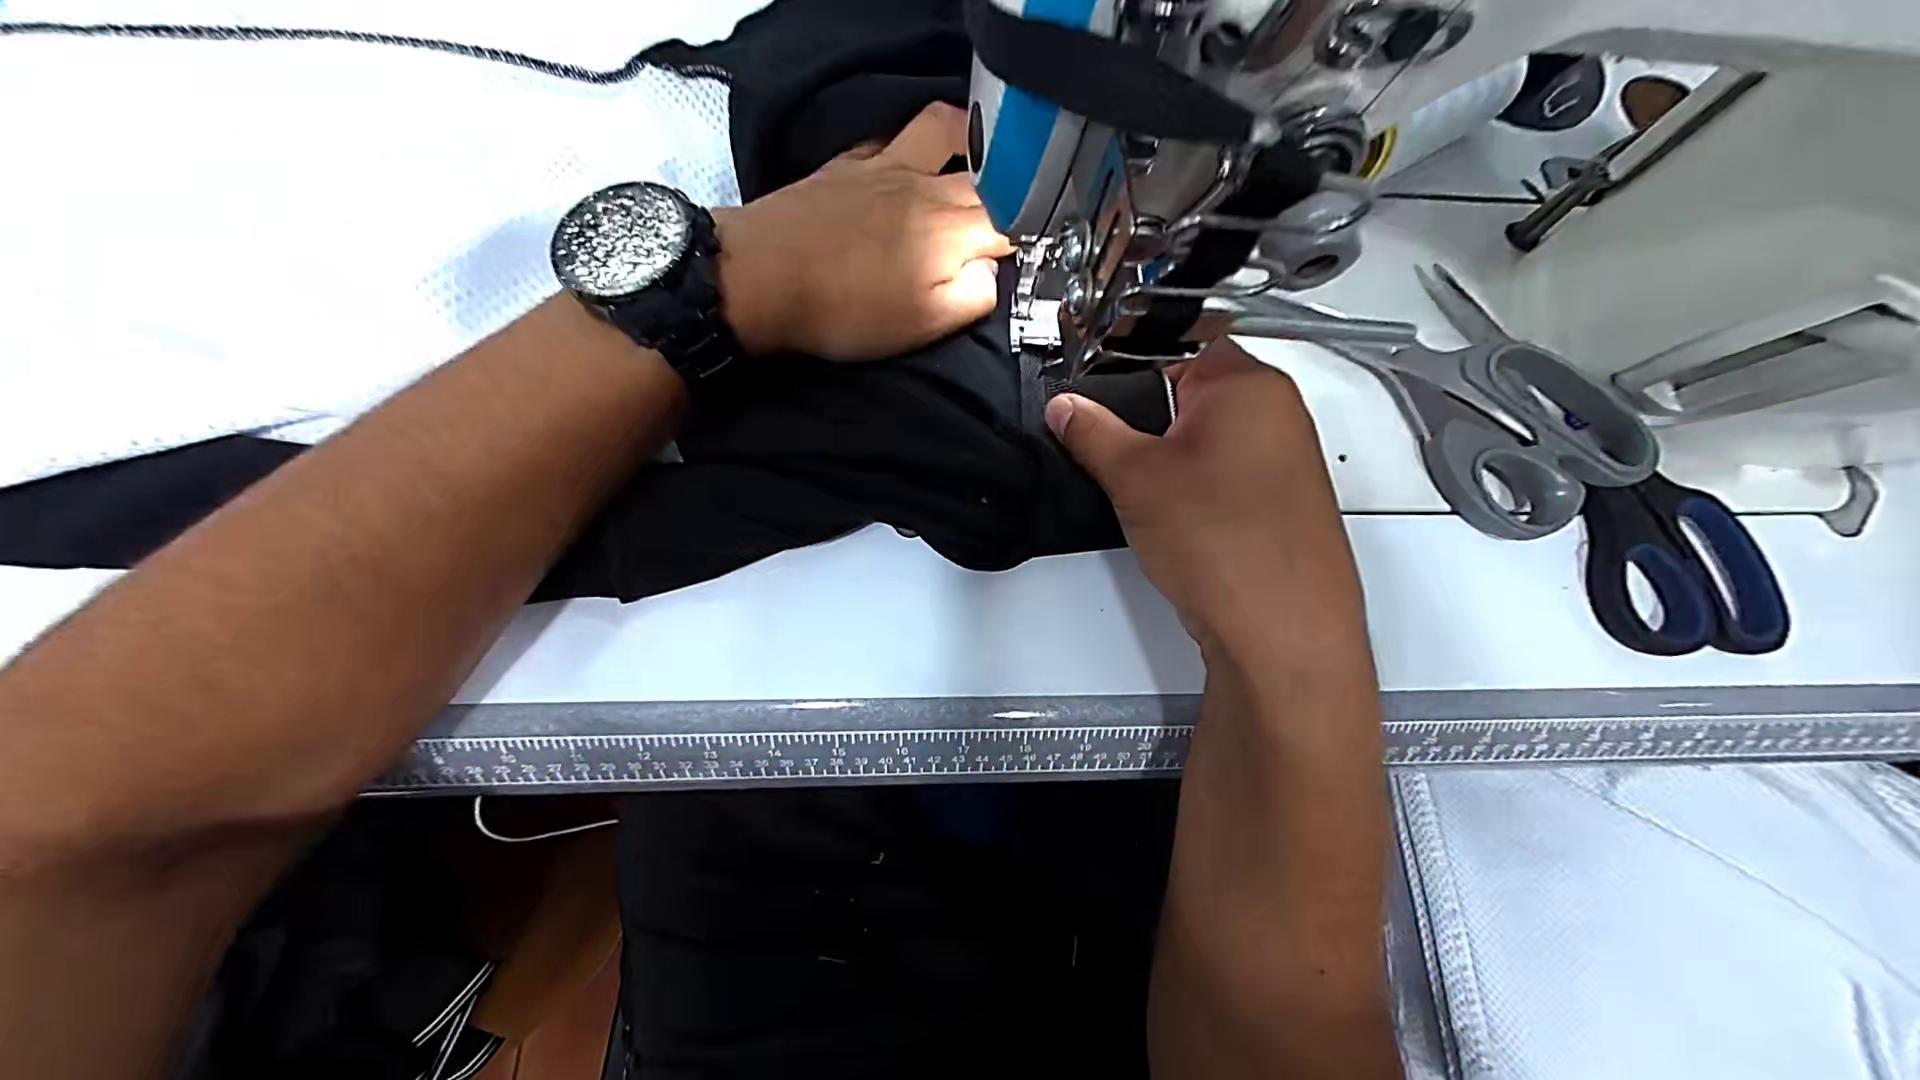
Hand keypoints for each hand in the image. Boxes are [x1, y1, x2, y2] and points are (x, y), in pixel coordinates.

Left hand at [713, 102, 1015, 360]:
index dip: (1025, 240)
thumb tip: (992, 272)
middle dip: (1009, 198)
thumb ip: (974, 297)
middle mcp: (926, 186)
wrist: (763, 278)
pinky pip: (893, 136)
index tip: (1025, 257)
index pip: (1012, 222)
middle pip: (987, 179)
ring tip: (977, 169)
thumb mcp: (924, 325)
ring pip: (946, 131)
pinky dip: (914, 144)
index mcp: (951, 230)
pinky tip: (911, 163)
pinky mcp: (849, 164)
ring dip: (971, 145)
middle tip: (1007, 225)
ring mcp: (885, 165)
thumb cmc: (846, 311)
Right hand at [1045, 339, 1357, 651]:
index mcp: (1250, 387)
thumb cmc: (1233, 549)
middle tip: (1126, 460)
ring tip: (1155, 501)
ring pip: (1209, 444)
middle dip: (1151, 426)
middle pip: (1194, 397)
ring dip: (1174, 465)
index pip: (1182, 347)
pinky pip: (1225, 481)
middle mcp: (1279, 417)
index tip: (1104, 400)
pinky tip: (1180, 527)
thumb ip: (1091, 433)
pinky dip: (1197, 495)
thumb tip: (1068, 410)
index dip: (1134, 371)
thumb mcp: (1134, 478)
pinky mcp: (1279, 505)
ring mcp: (1285, 463)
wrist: (1279, 630)